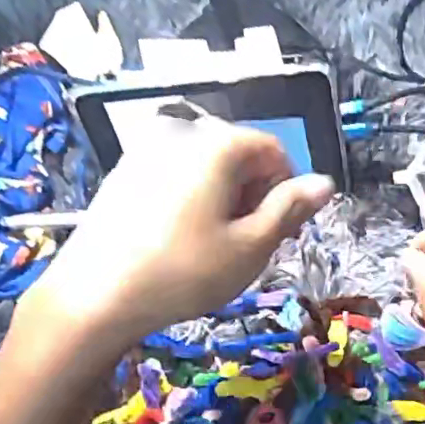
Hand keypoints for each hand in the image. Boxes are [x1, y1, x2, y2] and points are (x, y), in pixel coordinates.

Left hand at [14, 117, 334, 346]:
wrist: (99, 293)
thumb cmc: (187, 272)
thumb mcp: (251, 247)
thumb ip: (290, 210)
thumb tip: (325, 183)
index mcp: (218, 142)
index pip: (274, 150)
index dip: (289, 191)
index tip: (284, 232)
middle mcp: (181, 130)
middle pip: (240, 155)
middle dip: (255, 196)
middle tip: (250, 246)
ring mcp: (147, 147)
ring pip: (208, 167)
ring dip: (226, 201)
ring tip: (216, 248)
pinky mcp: (125, 170)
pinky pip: (177, 176)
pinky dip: (194, 202)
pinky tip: (183, 241)